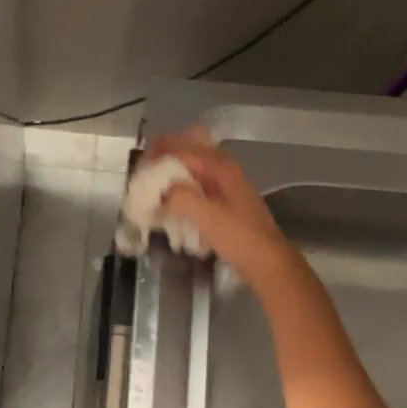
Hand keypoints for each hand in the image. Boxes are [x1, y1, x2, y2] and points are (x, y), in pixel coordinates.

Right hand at [153, 126, 301, 288]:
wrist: (268, 261)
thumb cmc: (239, 237)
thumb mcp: (206, 217)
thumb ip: (180, 197)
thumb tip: (159, 191)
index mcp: (219, 165)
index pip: (179, 146)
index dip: (155, 156)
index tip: (138, 175)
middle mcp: (223, 168)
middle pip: (186, 151)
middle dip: (163, 163)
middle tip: (144, 183)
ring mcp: (226, 184)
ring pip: (191, 169)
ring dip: (172, 178)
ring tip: (153, 195)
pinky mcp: (226, 201)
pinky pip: (197, 186)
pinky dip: (182, 192)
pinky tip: (172, 209)